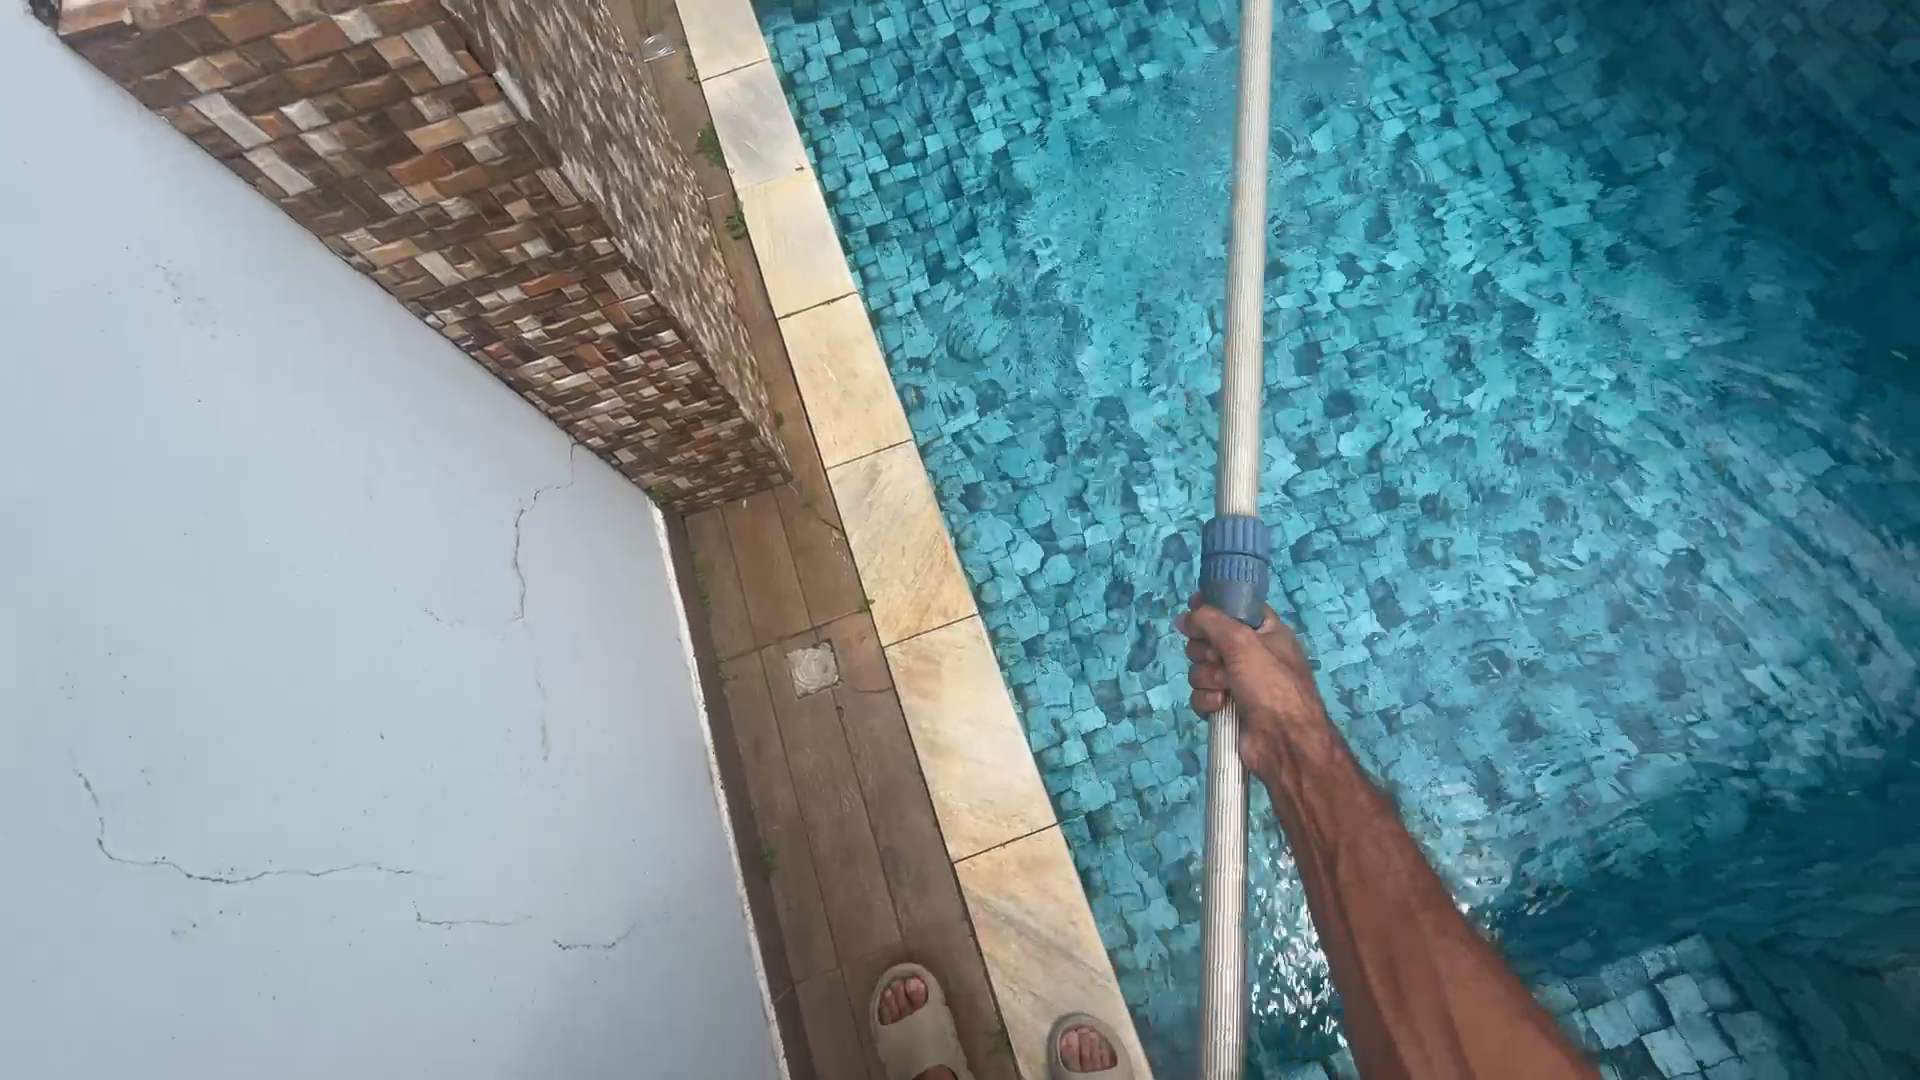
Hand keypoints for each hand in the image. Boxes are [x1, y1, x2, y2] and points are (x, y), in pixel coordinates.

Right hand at [1175, 594, 1332, 776]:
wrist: (1284, 741)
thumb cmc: (1270, 684)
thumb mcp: (1241, 641)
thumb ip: (1210, 621)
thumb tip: (1186, 617)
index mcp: (1266, 633)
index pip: (1236, 608)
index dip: (1214, 607)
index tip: (1194, 609)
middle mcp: (1253, 655)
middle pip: (1209, 639)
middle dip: (1206, 651)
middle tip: (1218, 659)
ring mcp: (1240, 682)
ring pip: (1201, 668)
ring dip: (1207, 678)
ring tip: (1225, 689)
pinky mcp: (1227, 706)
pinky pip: (1202, 693)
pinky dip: (1207, 699)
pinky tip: (1220, 706)